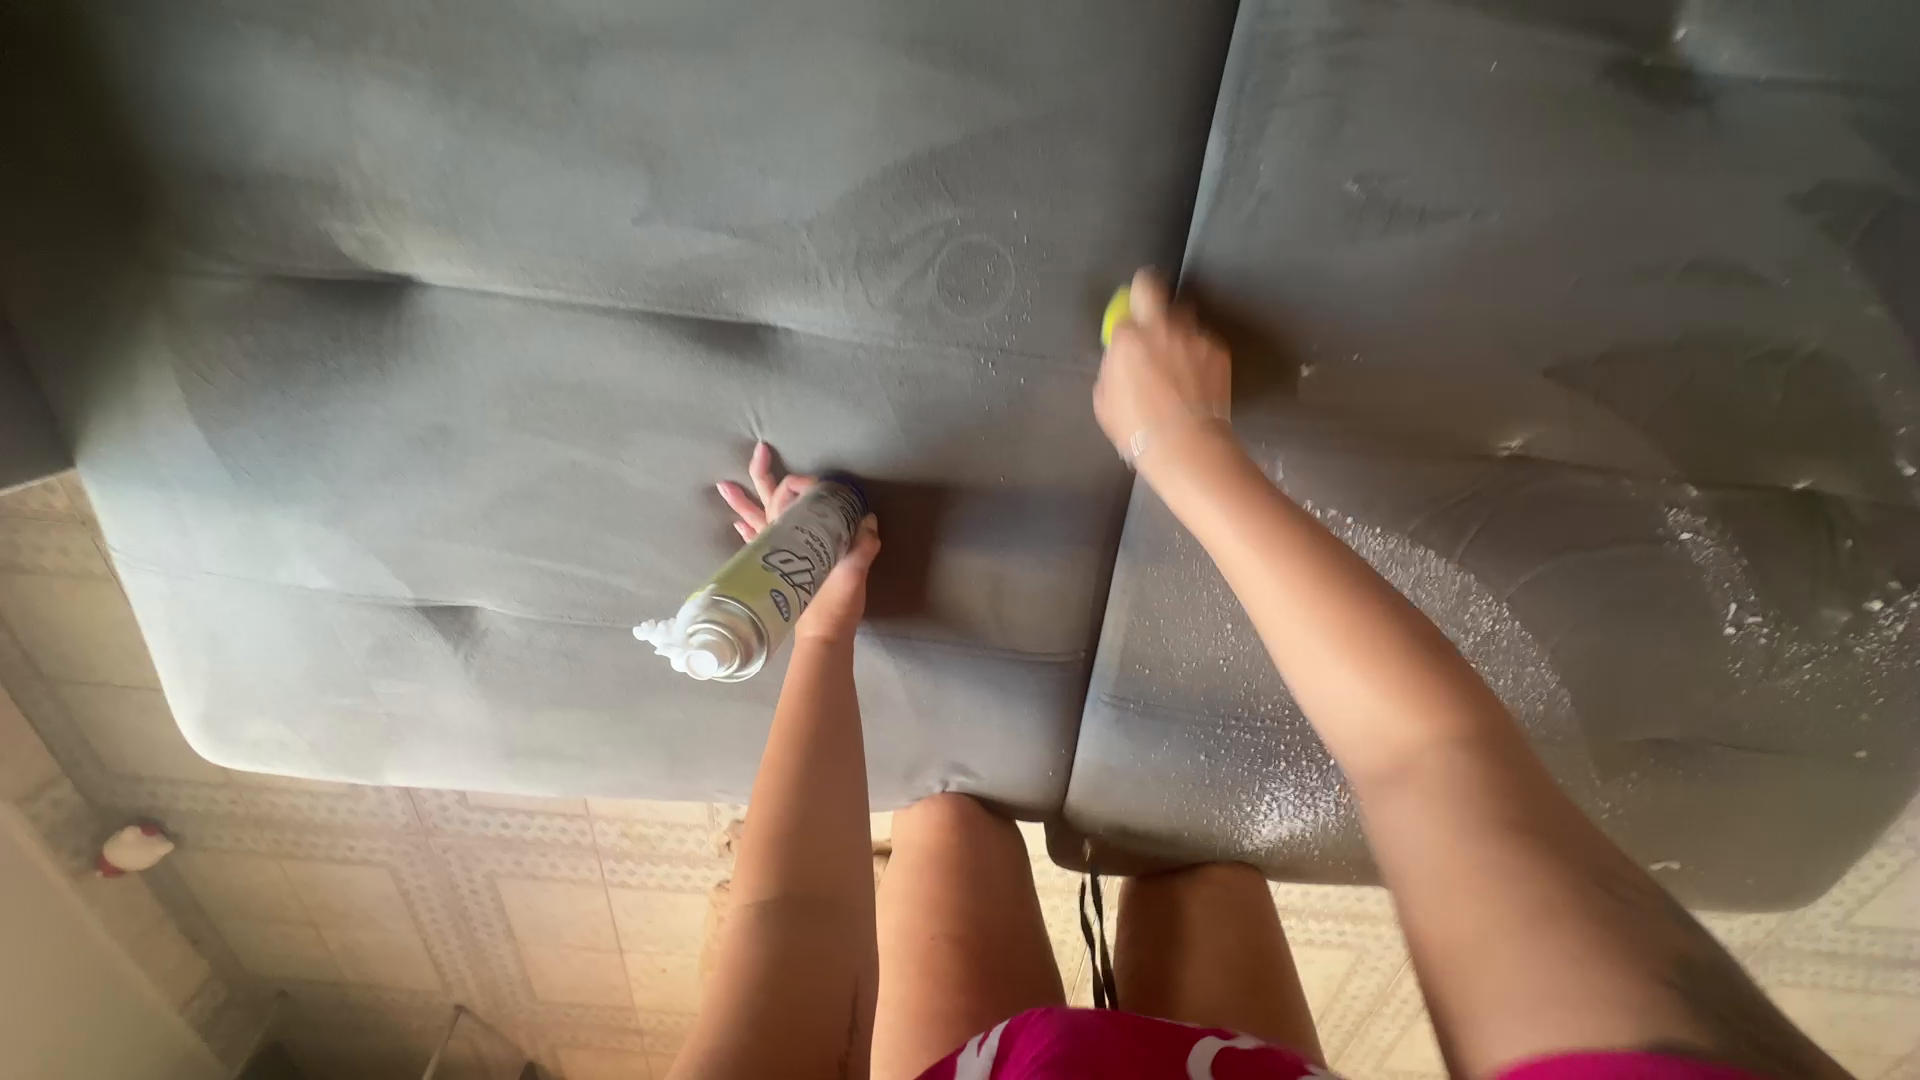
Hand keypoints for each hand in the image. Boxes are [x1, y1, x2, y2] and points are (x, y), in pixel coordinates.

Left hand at [717, 442, 880, 643]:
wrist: (824, 638)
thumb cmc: (833, 606)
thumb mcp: (852, 575)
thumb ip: (861, 548)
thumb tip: (868, 522)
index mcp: (794, 539)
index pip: (788, 498)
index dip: (800, 484)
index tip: (817, 483)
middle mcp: (780, 543)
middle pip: (767, 502)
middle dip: (762, 476)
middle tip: (760, 451)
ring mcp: (777, 556)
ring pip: (755, 521)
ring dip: (742, 503)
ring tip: (724, 485)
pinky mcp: (781, 570)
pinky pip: (759, 544)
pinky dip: (750, 530)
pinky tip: (740, 524)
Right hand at [1092, 268, 1231, 463]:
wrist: (1184, 443)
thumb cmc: (1136, 429)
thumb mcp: (1105, 401)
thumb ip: (1111, 369)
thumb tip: (1119, 359)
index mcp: (1127, 339)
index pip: (1122, 312)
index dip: (1125, 321)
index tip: (1127, 329)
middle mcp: (1160, 327)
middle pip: (1152, 287)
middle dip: (1147, 290)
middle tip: (1148, 308)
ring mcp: (1193, 336)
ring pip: (1184, 315)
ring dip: (1177, 327)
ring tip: (1177, 353)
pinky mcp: (1217, 349)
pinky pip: (1203, 342)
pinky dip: (1198, 353)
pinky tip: (1196, 377)